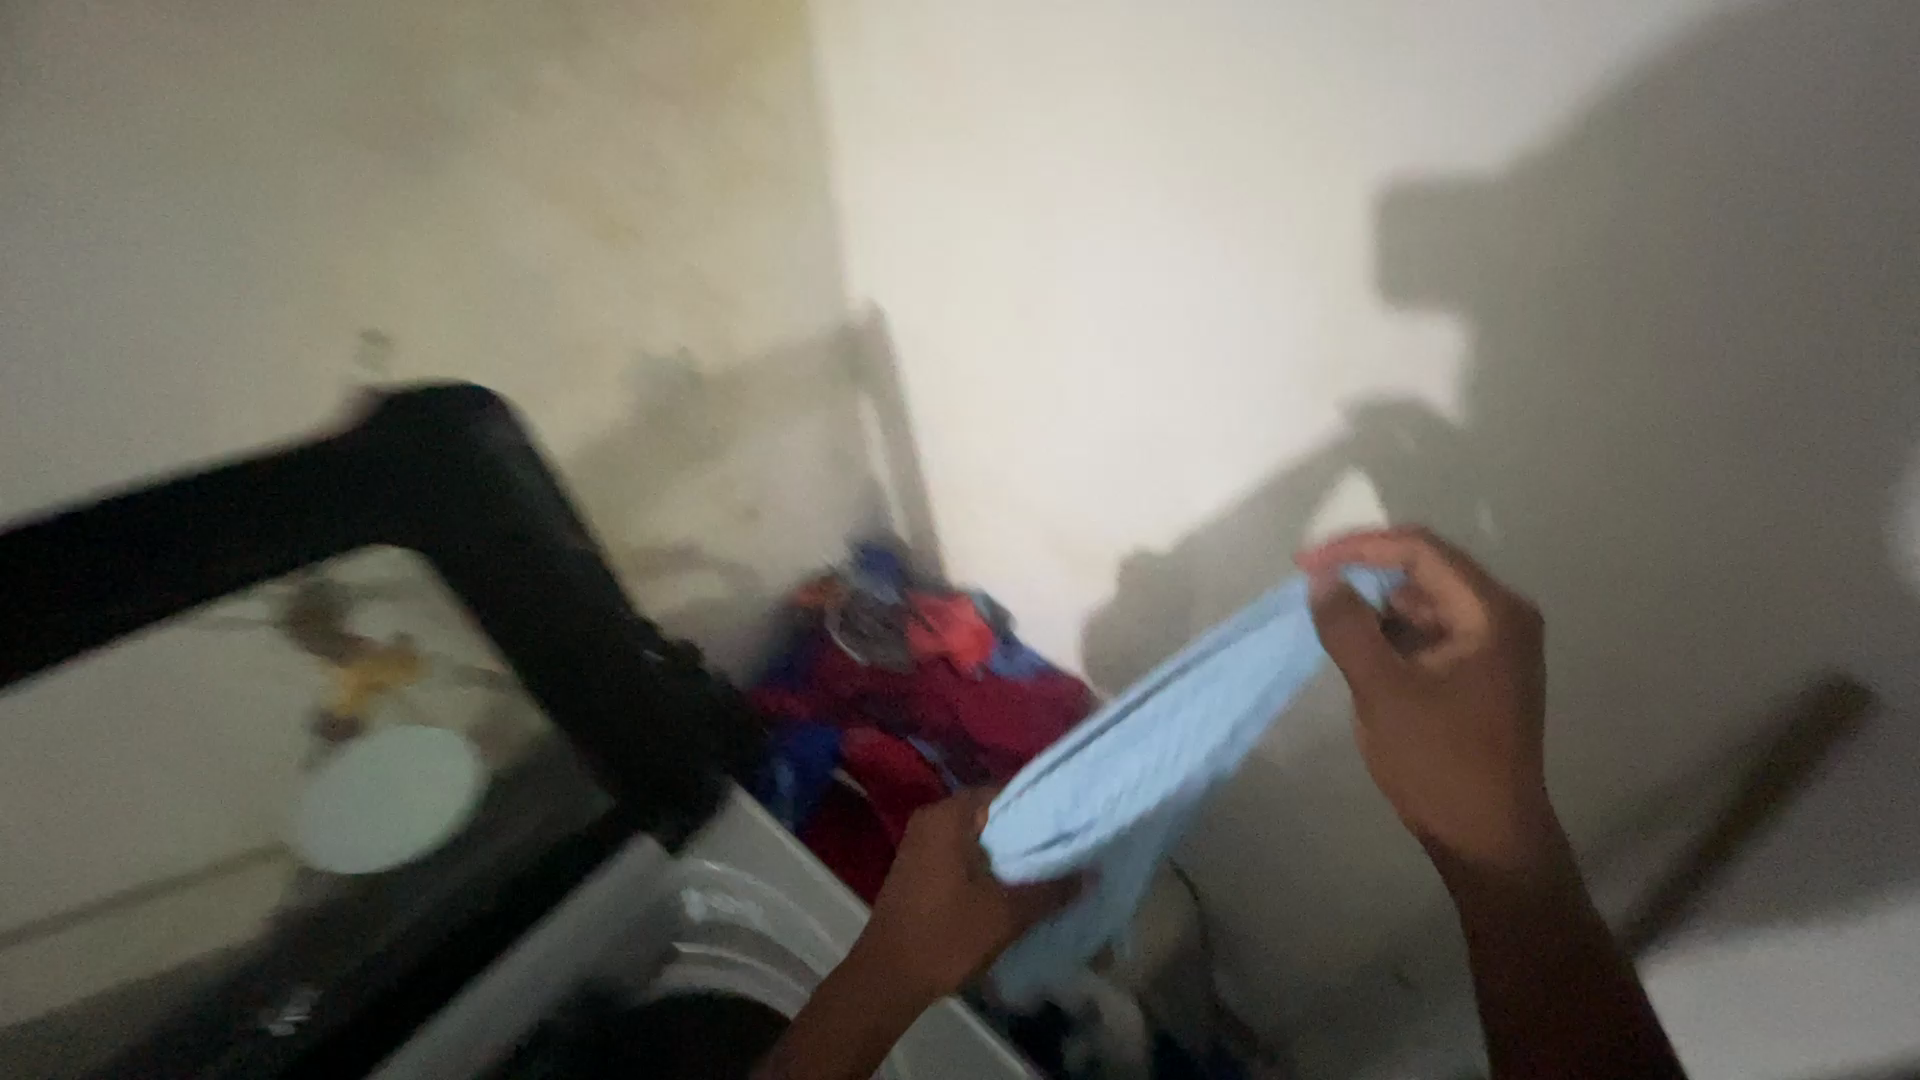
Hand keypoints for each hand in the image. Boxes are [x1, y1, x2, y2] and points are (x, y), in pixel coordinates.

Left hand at [853, 789, 1080, 1001]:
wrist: (886, 978)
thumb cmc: (945, 935)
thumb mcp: (1005, 915)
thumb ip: (1050, 891)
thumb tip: (1091, 874)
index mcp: (947, 816)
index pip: (1002, 793)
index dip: (1038, 805)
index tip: (1068, 820)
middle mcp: (930, 819)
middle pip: (988, 813)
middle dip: (1023, 831)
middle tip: (1062, 845)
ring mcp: (920, 843)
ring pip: (974, 835)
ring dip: (1004, 850)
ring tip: (1044, 866)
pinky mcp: (918, 867)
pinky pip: (959, 852)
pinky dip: (984, 863)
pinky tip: (1009, 884)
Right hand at [1297, 526, 1557, 869]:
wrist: (1484, 836)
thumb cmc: (1437, 760)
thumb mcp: (1381, 689)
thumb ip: (1347, 626)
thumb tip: (1320, 578)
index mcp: (1491, 612)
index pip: (1418, 550)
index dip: (1356, 547)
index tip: (1303, 565)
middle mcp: (1499, 616)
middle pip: (1422, 568)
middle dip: (1362, 572)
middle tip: (1310, 586)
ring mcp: (1490, 643)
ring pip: (1419, 599)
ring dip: (1372, 604)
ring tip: (1328, 621)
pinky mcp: (1474, 668)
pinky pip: (1423, 628)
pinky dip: (1386, 630)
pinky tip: (1357, 649)